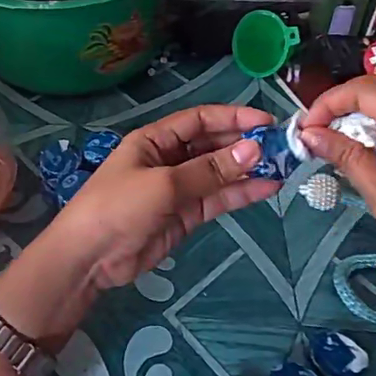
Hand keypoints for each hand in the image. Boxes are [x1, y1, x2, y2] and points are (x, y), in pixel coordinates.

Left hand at [36, 104, 281, 283]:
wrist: (90, 257)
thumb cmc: (118, 207)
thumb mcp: (162, 185)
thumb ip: (208, 171)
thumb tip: (253, 151)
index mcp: (154, 140)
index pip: (198, 120)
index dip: (232, 118)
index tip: (267, 123)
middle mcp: (168, 159)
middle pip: (211, 145)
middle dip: (244, 145)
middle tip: (283, 148)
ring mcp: (177, 188)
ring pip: (218, 173)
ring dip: (248, 169)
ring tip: (284, 167)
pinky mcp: (185, 215)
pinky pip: (217, 198)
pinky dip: (241, 193)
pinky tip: (268, 188)